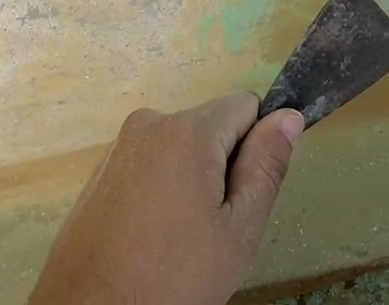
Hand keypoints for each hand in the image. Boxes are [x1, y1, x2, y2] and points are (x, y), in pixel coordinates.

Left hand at [28, 93, 303, 304]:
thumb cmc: (171, 282)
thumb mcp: (238, 232)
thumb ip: (267, 167)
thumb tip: (289, 115)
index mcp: (187, 130)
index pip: (247, 106)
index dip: (255, 148)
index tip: (240, 195)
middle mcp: (150, 122)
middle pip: (212, 127)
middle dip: (222, 167)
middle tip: (211, 227)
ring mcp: (120, 146)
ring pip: (182, 148)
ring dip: (191, 181)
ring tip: (177, 239)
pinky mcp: (100, 171)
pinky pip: (151, 164)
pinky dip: (160, 191)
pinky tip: (150, 239)